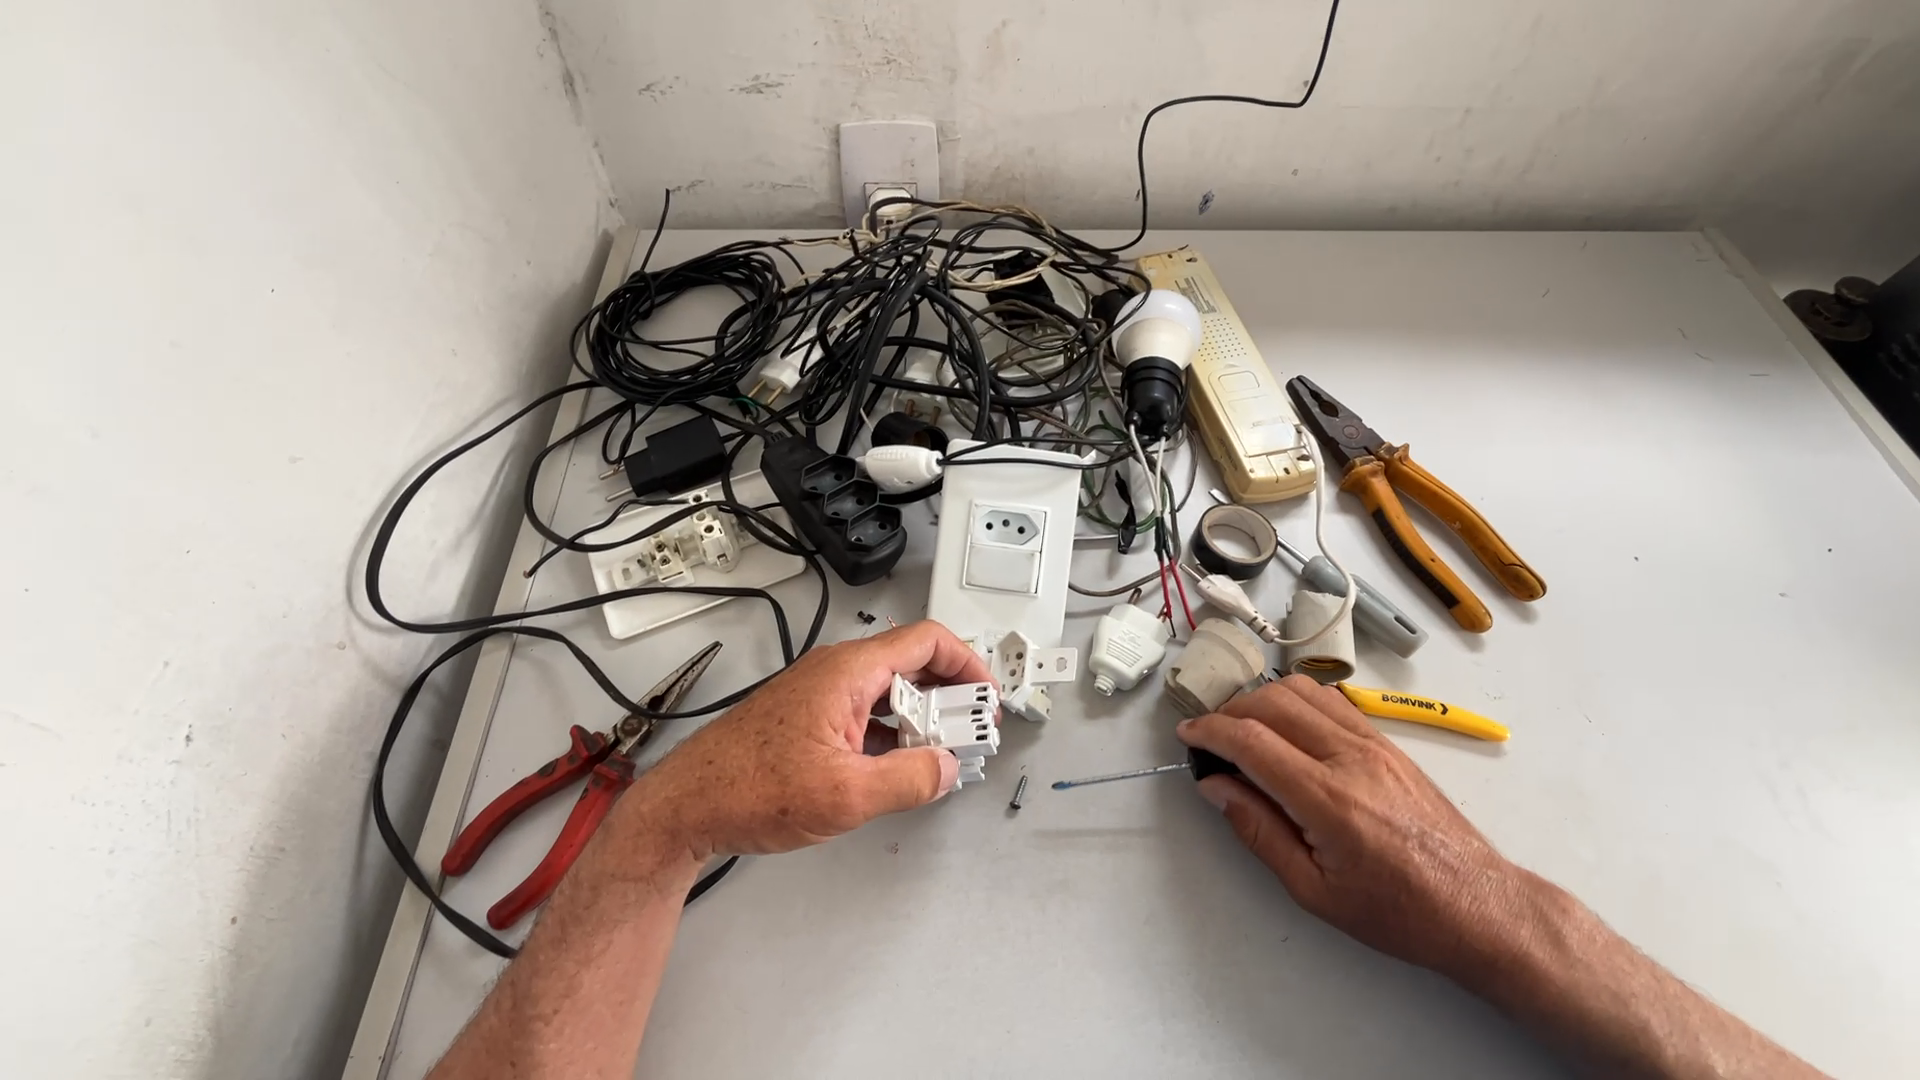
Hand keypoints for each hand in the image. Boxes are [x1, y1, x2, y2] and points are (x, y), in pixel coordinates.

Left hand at [631, 621, 993, 861]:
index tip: (985, 697)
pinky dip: (892, 731)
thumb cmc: (749, 789)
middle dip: (948, 694)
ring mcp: (821, 694)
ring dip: (921, 716)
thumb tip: (946, 768)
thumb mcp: (846, 793)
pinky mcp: (810, 718)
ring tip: (941, 752)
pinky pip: (866, 711)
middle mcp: (836, 672)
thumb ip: (909, 779)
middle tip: (969, 731)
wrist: (687, 807)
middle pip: (911, 663)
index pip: (926, 640)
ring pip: (889, 690)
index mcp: (848, 671)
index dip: (967, 663)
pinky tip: (900, 763)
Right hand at [1176, 674, 1537, 977]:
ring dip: (1261, 699)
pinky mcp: (1388, 742)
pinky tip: (1286, 729)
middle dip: (1228, 711)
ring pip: (1301, 689)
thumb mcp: (1313, 890)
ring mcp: (1374, 743)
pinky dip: (1295, 701)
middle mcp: (1350, 758)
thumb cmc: (1397, 911)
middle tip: (1211, 738)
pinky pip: (1331, 699)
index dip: (1209, 731)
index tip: (1187, 735)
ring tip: (1245, 729)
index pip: (1251, 740)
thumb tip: (1216, 788)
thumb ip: (1258, 831)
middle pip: (1271, 701)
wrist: (1481, 907)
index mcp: (1328, 800)